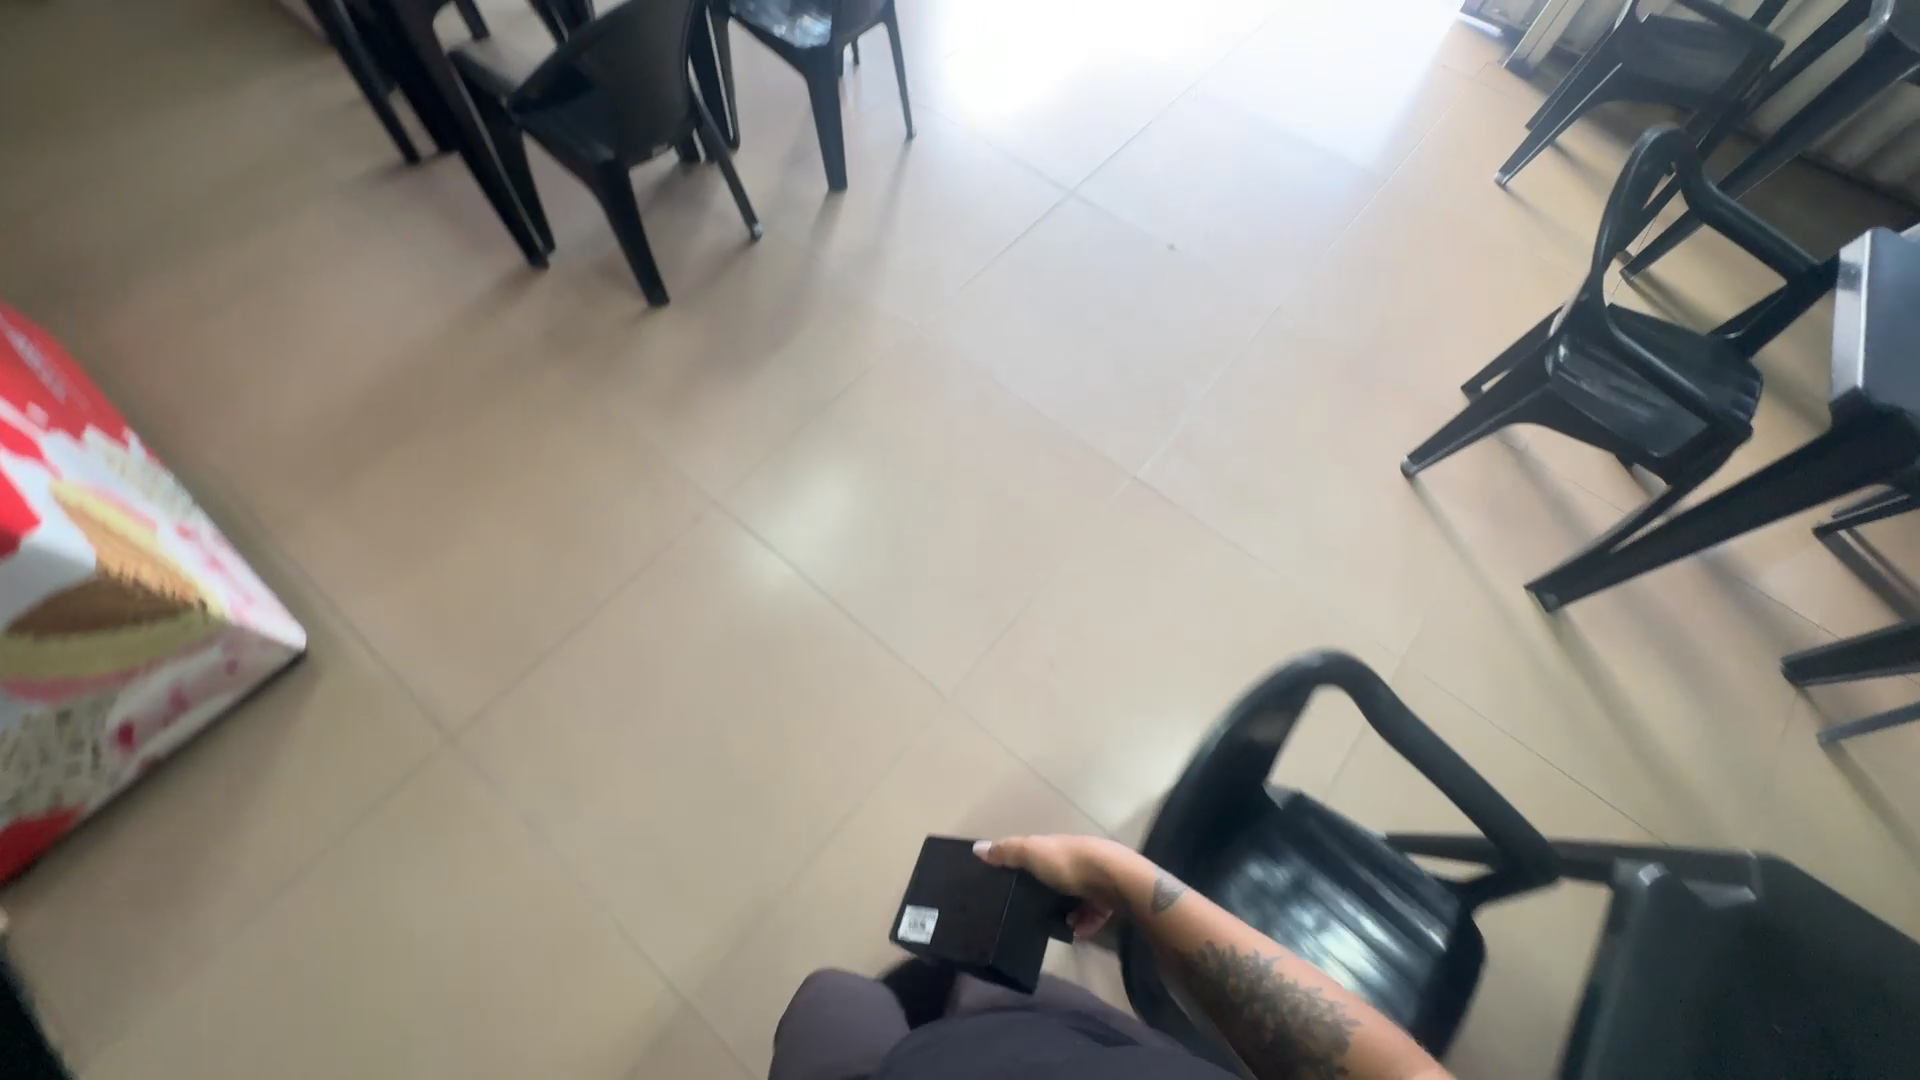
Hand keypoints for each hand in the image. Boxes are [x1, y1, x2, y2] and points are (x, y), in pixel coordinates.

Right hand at [974, 834, 1140, 938]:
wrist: (1115, 879)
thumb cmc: (1069, 863)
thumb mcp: (1032, 853)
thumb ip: (1007, 852)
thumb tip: (976, 847)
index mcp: (1057, 845)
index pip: (1037, 852)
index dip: (1023, 863)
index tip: (1009, 882)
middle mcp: (1076, 858)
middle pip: (1057, 875)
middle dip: (1046, 892)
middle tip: (1031, 911)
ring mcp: (1095, 878)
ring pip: (1075, 895)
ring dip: (1066, 912)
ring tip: (1056, 926)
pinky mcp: (1109, 898)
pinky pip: (1093, 913)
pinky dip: (1084, 922)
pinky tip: (1077, 932)